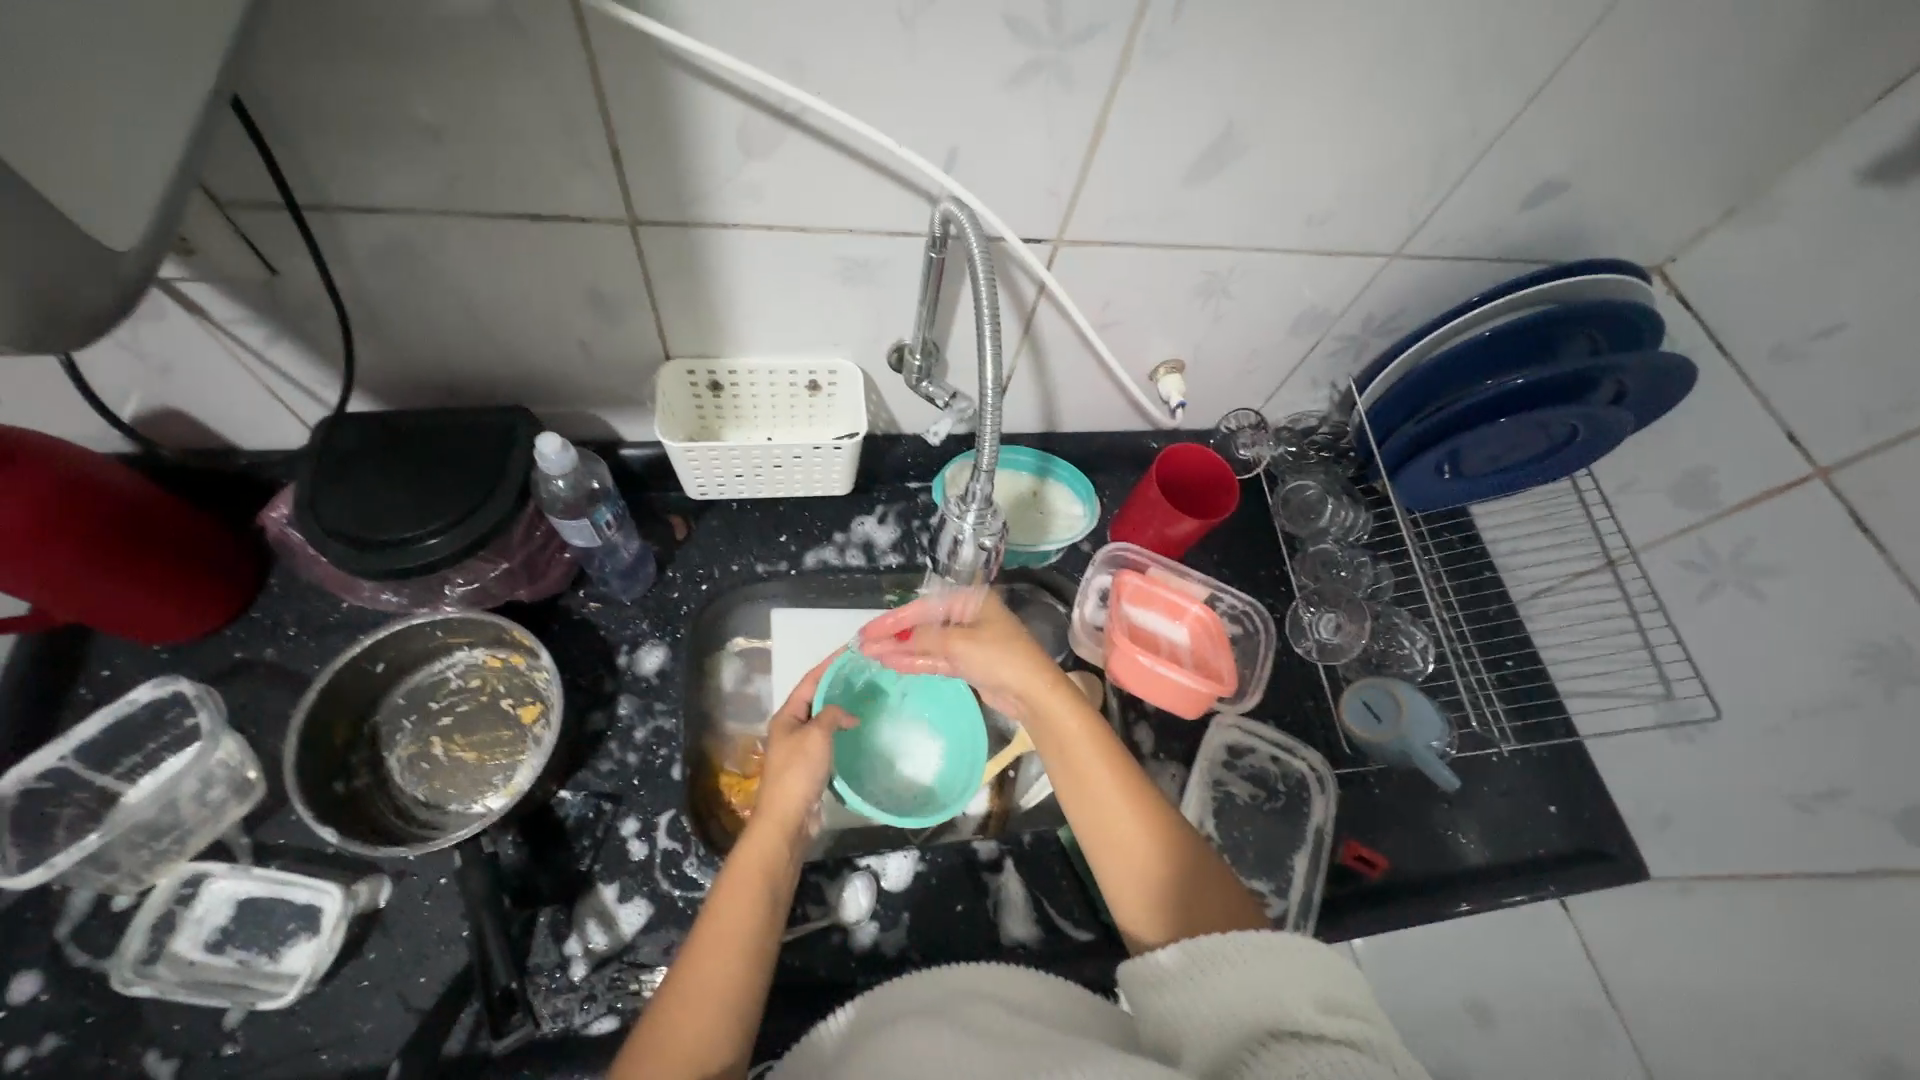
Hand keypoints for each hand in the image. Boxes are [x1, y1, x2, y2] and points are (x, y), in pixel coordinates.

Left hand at [749, 653, 857, 845]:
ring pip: (824, 721)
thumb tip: (849, 716)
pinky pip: (829, 741)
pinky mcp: (811, 766)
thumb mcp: (817, 735)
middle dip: (838, 685)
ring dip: (842, 710)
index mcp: (787, 715)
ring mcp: (801, 748)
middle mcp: (792, 727)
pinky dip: (843, 733)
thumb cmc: (798, 772)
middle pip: (816, 698)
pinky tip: (860, 731)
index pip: (810, 681)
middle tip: (864, 674)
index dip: (830, 664)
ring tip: (867, 698)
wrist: (788, 818)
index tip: (852, 650)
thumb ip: (832, 715)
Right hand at [857, 589, 1075, 726]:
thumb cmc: (999, 657)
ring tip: (870, 656)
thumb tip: (897, 640)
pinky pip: (936, 659)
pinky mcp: (968, 664)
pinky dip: (915, 661)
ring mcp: (967, 641)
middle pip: (923, 624)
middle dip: (894, 635)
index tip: (868, 631)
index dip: (894, 620)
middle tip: (863, 645)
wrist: (1032, 692)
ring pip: (927, 644)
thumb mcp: (958, 644)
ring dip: (900, 650)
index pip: (924, 607)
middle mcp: (967, 616)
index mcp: (970, 600)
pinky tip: (892, 663)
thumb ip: (924, 639)